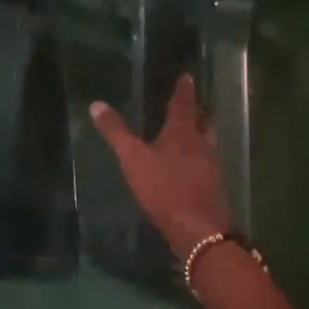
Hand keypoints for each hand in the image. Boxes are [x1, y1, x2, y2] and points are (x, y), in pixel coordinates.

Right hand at [91, 74, 230, 260]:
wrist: (199, 233)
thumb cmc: (165, 189)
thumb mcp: (134, 159)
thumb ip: (116, 132)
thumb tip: (96, 104)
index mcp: (182, 132)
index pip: (183, 103)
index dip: (184, 89)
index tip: (187, 76)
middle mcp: (201, 144)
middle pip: (203, 120)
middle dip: (197, 109)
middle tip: (191, 100)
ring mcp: (210, 167)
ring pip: (207, 141)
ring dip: (201, 131)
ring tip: (191, 128)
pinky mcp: (212, 187)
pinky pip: (206, 161)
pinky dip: (199, 154)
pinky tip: (190, 163)